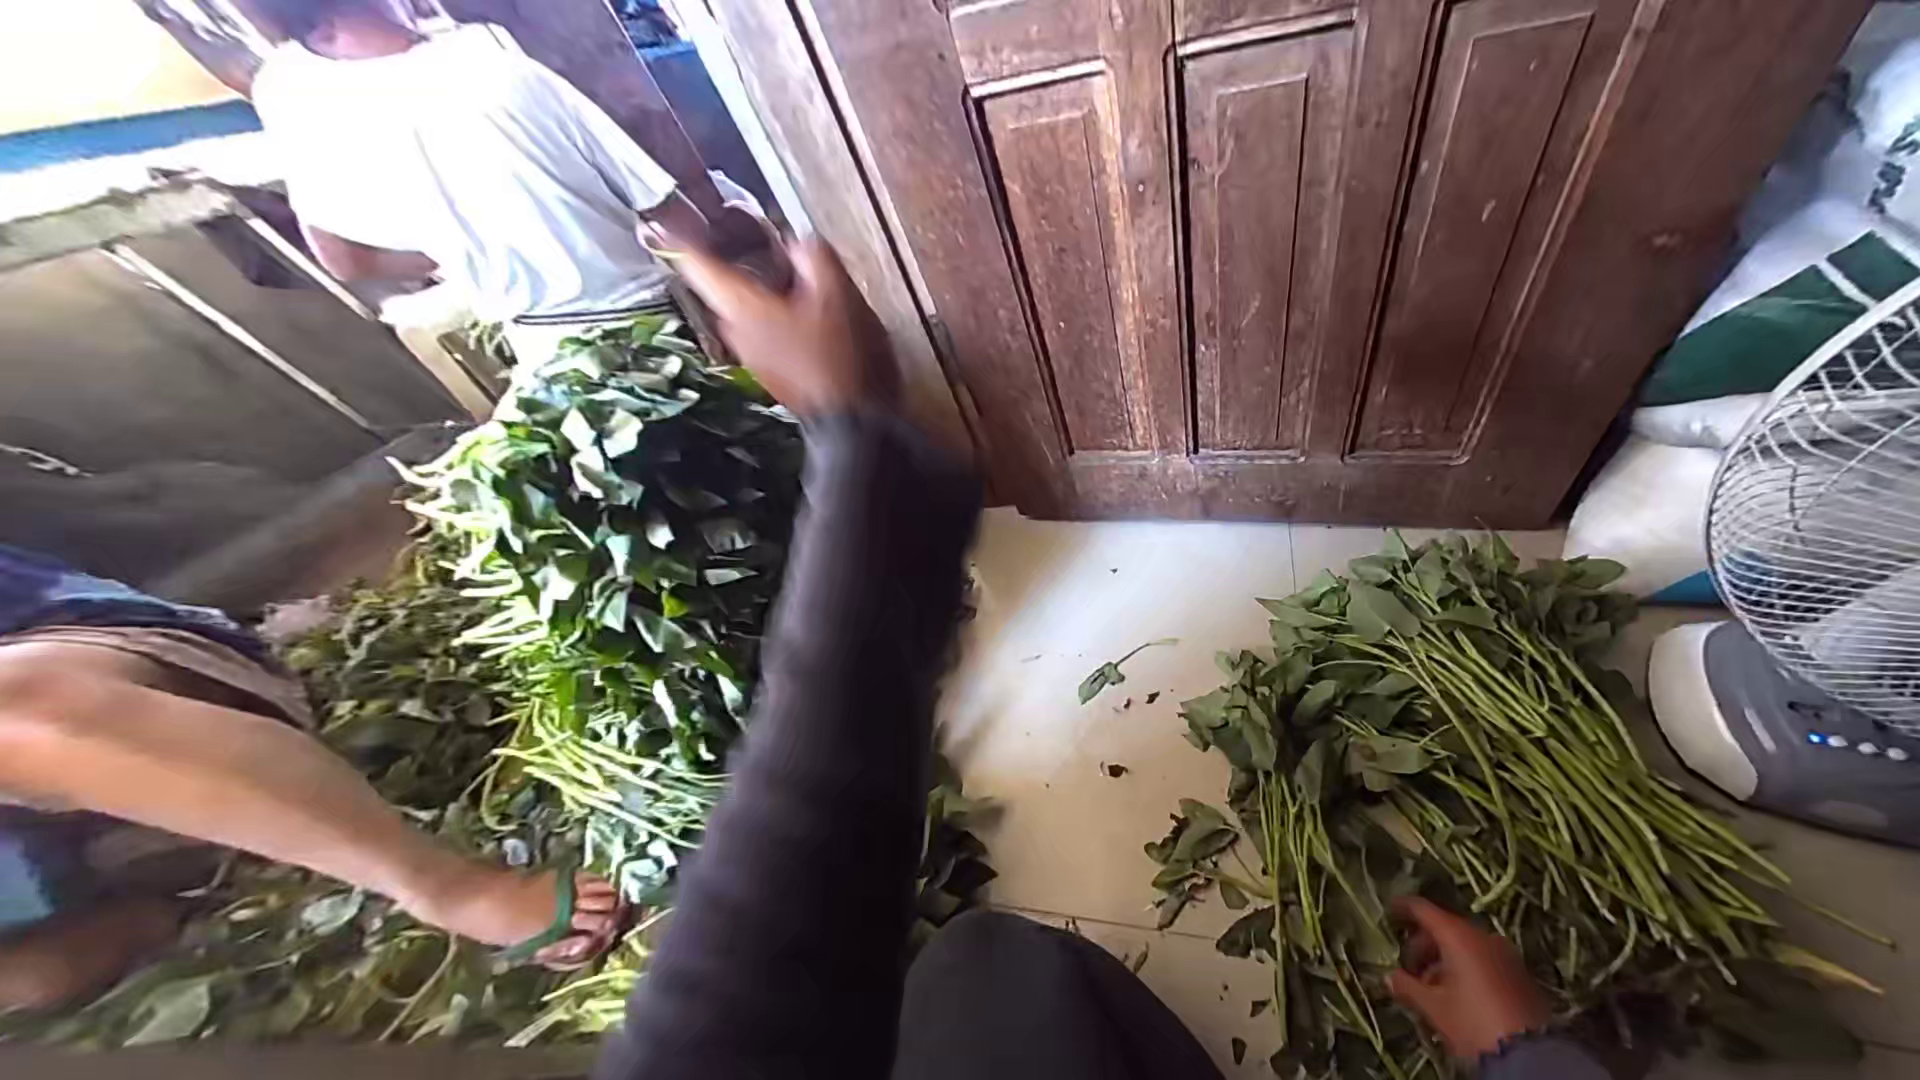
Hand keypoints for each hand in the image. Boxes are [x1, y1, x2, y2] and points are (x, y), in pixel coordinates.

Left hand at [669, 235, 897, 416]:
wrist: (850, 420)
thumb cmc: (840, 355)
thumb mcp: (836, 294)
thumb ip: (812, 257)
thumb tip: (797, 242)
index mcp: (742, 306)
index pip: (695, 262)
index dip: (678, 235)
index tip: (660, 218)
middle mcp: (735, 332)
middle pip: (727, 288)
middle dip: (743, 267)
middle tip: (763, 248)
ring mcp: (751, 358)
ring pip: (748, 313)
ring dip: (764, 298)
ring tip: (795, 288)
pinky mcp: (769, 376)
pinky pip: (764, 336)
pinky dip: (777, 323)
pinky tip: (806, 324)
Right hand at [1388, 896, 1550, 1062]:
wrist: (1537, 1060)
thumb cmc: (1474, 1022)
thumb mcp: (1433, 1006)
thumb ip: (1406, 985)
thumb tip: (1390, 977)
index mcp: (1457, 934)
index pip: (1421, 908)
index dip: (1401, 908)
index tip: (1388, 913)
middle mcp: (1483, 937)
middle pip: (1444, 927)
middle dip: (1424, 944)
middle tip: (1410, 963)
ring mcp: (1507, 957)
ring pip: (1466, 945)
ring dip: (1445, 958)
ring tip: (1432, 983)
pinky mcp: (1523, 978)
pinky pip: (1485, 961)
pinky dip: (1467, 968)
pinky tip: (1458, 992)